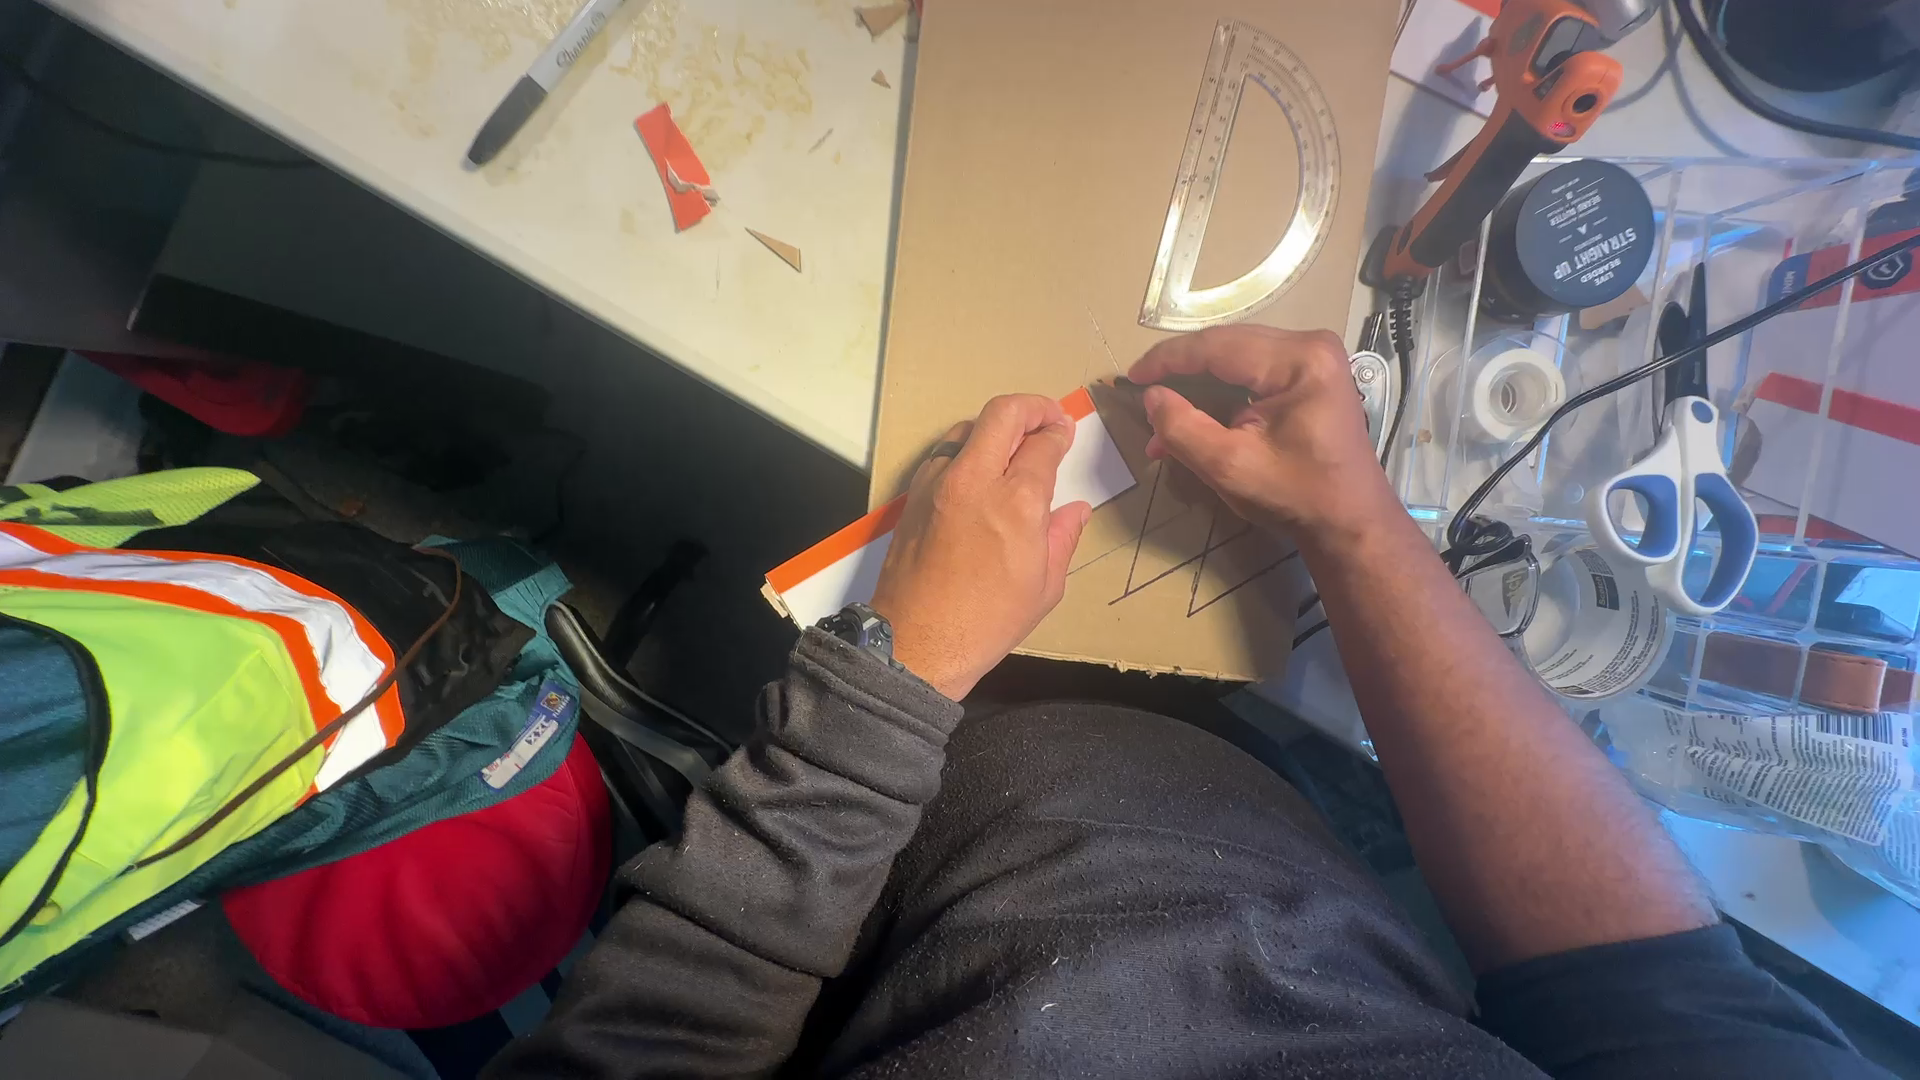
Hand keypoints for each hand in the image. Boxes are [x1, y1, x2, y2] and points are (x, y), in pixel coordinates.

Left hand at [869, 394, 1092, 699]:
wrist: (916, 644)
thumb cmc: (988, 622)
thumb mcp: (1044, 587)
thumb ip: (1062, 537)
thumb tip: (1075, 508)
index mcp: (1017, 502)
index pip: (1043, 443)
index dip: (1059, 432)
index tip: (1065, 433)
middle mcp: (974, 479)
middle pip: (1003, 413)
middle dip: (1032, 407)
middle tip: (1047, 419)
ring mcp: (937, 483)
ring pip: (968, 427)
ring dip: (996, 427)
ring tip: (1013, 446)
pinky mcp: (913, 495)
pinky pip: (943, 454)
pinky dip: (967, 449)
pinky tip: (979, 473)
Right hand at [1128, 326, 1399, 548]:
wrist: (1349, 523)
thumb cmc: (1295, 496)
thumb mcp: (1229, 465)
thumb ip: (1182, 428)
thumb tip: (1150, 398)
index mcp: (1298, 360)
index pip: (1217, 346)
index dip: (1167, 360)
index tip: (1130, 378)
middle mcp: (1309, 347)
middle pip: (1226, 348)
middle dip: (1180, 376)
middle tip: (1143, 398)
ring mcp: (1312, 360)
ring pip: (1234, 362)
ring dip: (1196, 391)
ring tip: (1163, 424)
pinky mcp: (1308, 379)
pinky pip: (1250, 376)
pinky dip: (1218, 398)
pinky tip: (1193, 423)